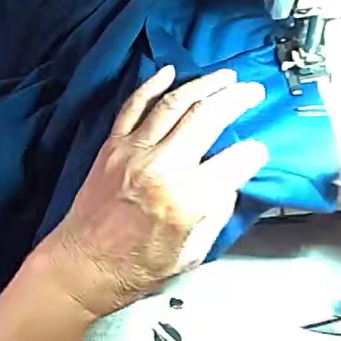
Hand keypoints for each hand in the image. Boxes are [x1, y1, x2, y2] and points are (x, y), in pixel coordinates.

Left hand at [33, 66, 269, 317]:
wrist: (82, 264)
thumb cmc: (135, 267)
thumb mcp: (191, 254)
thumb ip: (216, 214)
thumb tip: (230, 182)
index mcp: (186, 199)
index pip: (234, 161)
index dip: (254, 152)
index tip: (258, 149)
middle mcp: (160, 167)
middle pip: (206, 117)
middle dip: (236, 98)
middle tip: (252, 91)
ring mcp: (132, 152)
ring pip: (173, 104)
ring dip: (203, 84)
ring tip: (224, 76)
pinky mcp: (112, 147)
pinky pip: (133, 106)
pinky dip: (152, 85)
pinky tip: (169, 72)